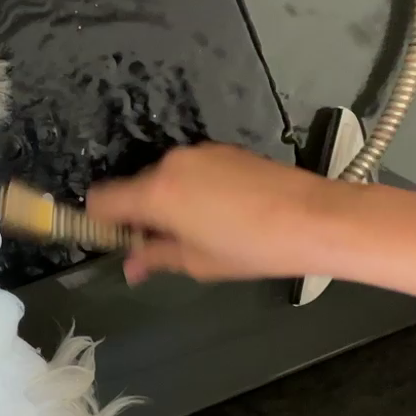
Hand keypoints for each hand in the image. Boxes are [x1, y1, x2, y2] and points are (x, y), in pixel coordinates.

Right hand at [85, 144, 357, 284]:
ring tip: (199, 229)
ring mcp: (198, 153)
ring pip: (163, 178)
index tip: (113, 239)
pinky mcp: (222, 149)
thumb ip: (154, 257)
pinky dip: (191, 189)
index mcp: (156, 193)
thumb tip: (130, 266)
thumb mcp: (197, 262)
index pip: (101, 199)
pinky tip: (220, 211)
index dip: (99, 220)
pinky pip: (189, 170)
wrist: (316, 217)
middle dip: (139, 214)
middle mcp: (170, 164)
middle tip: (161, 243)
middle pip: (134, 188)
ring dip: (167, 201)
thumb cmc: (253, 247)